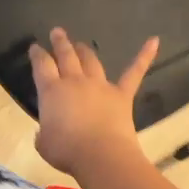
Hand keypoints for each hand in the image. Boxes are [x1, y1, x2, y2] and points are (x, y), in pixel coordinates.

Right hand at [29, 27, 158, 176]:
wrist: (101, 155)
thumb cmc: (66, 151)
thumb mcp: (43, 143)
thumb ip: (44, 132)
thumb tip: (47, 130)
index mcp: (52, 92)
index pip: (41, 66)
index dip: (37, 55)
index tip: (35, 48)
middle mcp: (75, 82)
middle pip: (66, 56)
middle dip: (60, 43)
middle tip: (57, 32)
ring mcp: (100, 86)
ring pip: (91, 61)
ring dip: (85, 50)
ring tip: (80, 43)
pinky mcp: (122, 94)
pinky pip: (134, 72)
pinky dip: (145, 56)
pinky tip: (154, 41)